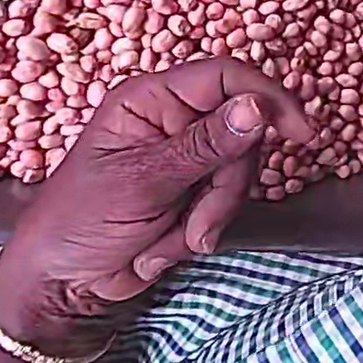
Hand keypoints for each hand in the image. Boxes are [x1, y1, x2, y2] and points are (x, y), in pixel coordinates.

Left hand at [0, 58, 315, 356]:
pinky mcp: (194, 187)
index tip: (301, 132)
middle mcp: (174, 118)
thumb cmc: (78, 222)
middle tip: (199, 224)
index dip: (267, 97)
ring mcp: (186, 154)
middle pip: (242, 129)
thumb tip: (258, 107)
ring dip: (214, 212)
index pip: (224, 77)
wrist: (61, 285)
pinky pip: (227, 198)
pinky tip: (169, 244)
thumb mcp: (142, 182)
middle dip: (227, 184)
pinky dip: (205, 226)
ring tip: (178, 239)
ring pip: (240, 168)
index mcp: (151, 99)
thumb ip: (205, 145)